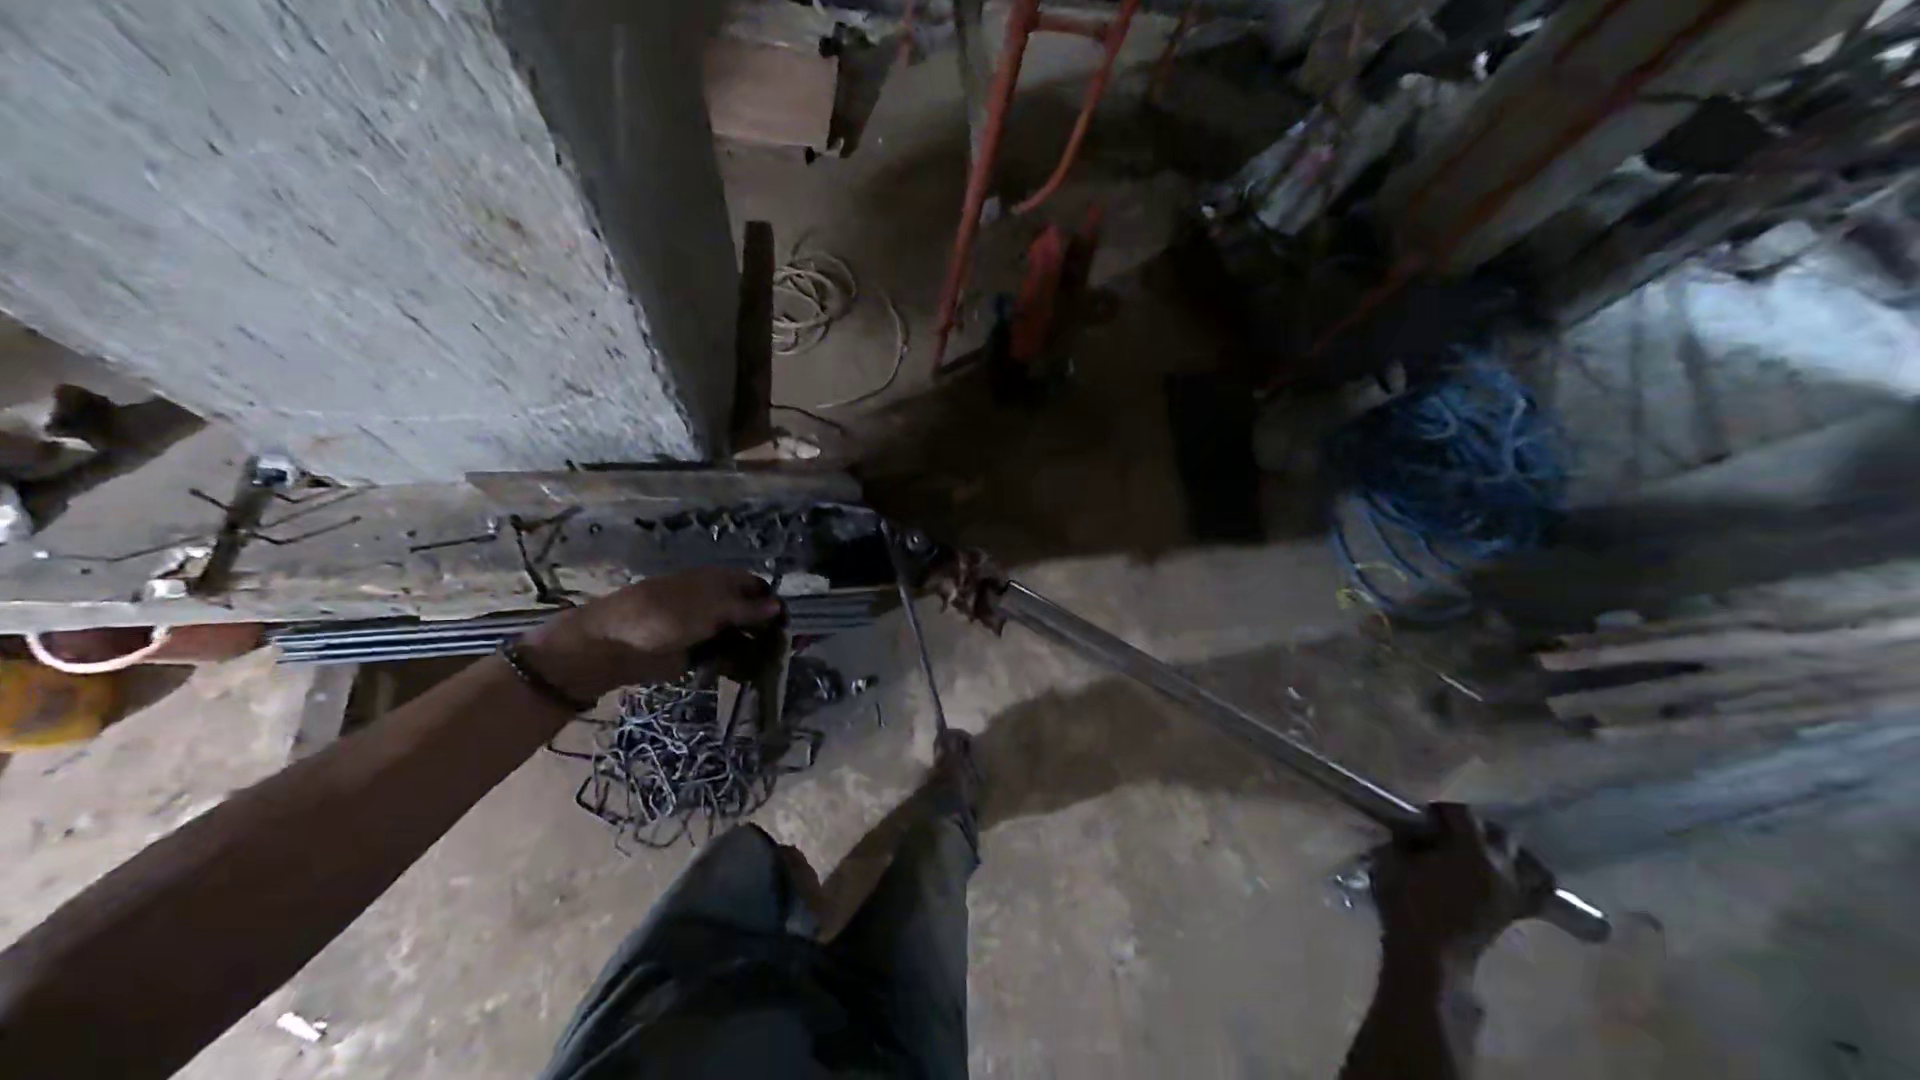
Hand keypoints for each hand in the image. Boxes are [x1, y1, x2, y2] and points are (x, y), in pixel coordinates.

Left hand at [518, 567, 783, 701]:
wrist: (615, 645)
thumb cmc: (665, 614)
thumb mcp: (712, 607)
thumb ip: (748, 609)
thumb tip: (780, 606)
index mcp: (720, 582)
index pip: (758, 588)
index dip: (775, 602)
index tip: (794, 622)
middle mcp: (717, 603)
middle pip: (753, 615)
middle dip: (770, 630)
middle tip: (791, 649)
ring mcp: (708, 629)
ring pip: (743, 638)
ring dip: (758, 650)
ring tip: (776, 666)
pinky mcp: (699, 654)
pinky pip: (727, 658)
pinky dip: (740, 666)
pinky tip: (754, 675)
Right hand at [1370, 803, 1551, 965]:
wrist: (1431, 955)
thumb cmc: (1408, 905)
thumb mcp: (1392, 862)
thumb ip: (1404, 840)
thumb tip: (1410, 830)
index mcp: (1471, 850)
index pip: (1463, 813)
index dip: (1441, 811)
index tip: (1422, 817)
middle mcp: (1502, 866)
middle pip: (1499, 832)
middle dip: (1474, 827)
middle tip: (1447, 833)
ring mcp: (1514, 891)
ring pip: (1524, 859)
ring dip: (1502, 850)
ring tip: (1479, 852)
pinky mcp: (1516, 911)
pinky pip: (1538, 891)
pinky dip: (1528, 880)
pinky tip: (1509, 877)